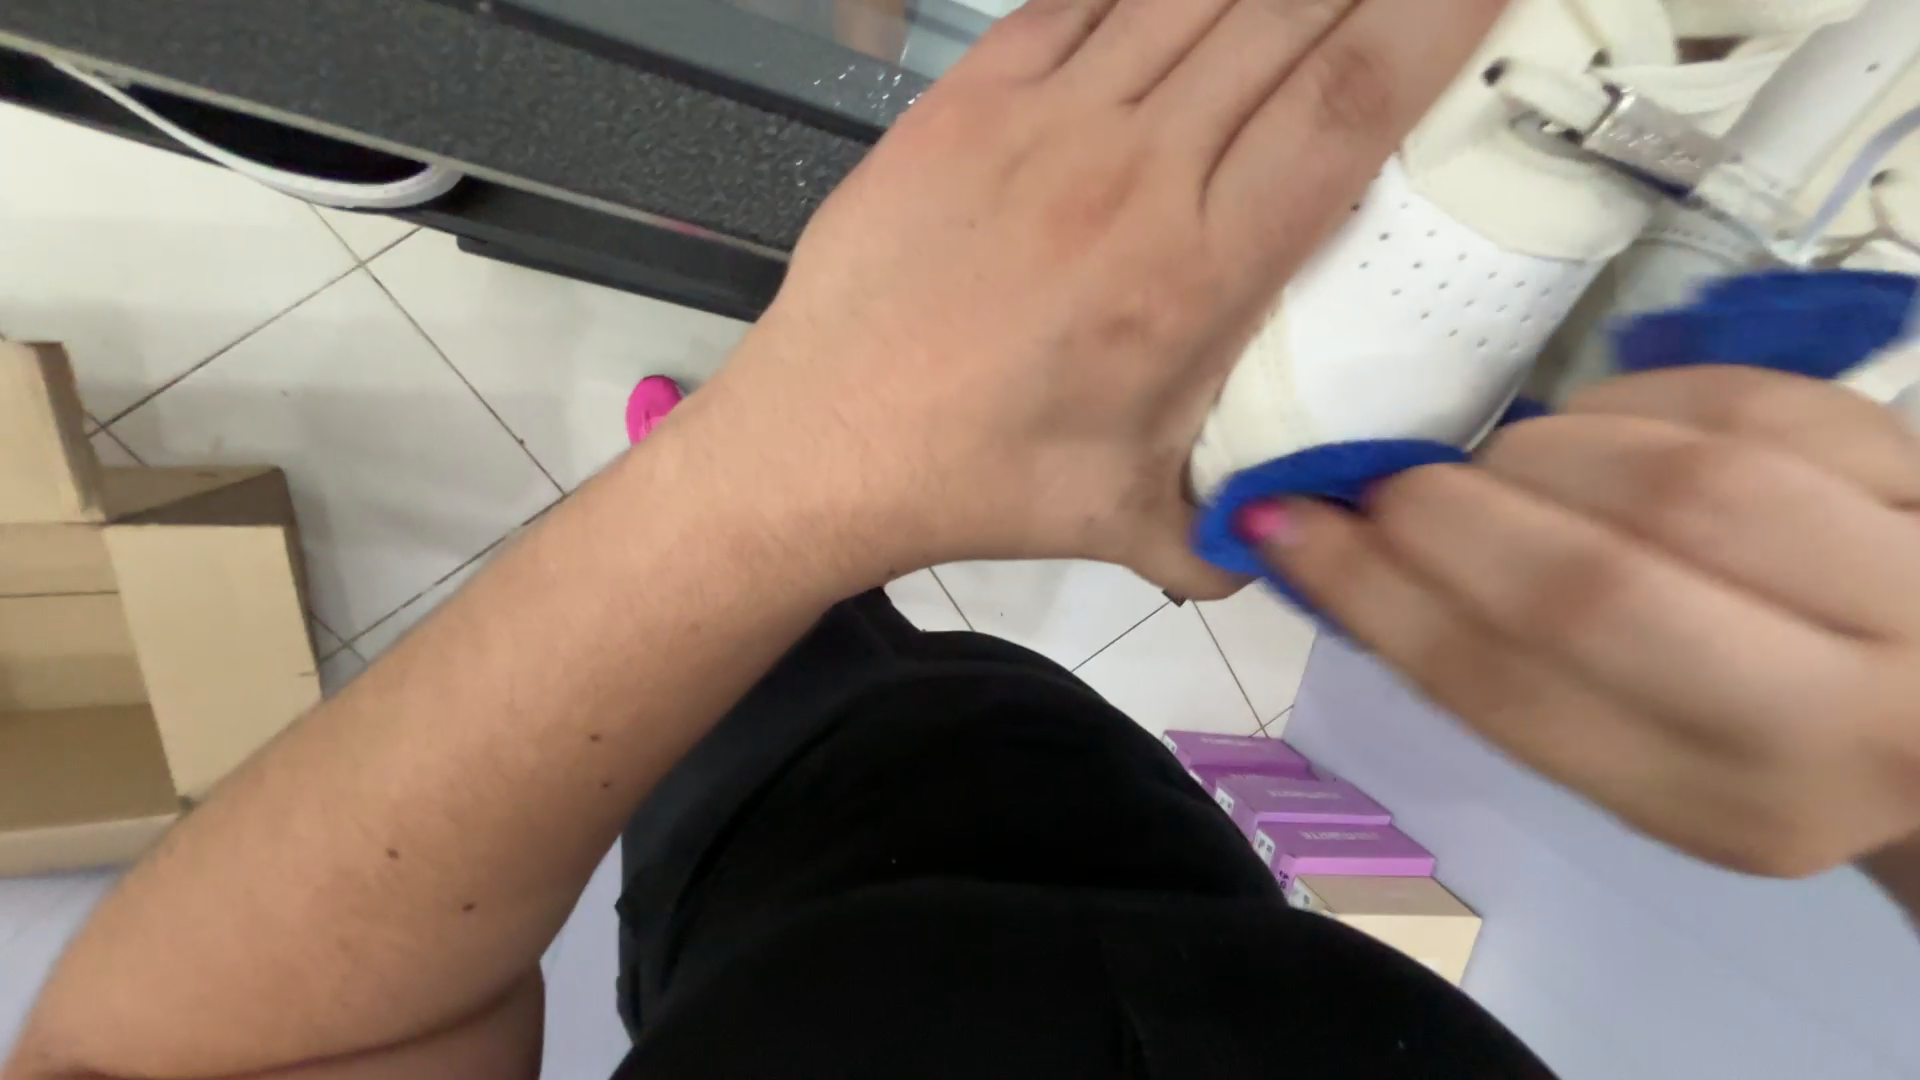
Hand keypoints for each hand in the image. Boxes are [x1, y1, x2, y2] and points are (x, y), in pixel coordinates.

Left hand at [681, 0, 1505, 597]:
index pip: (1345, 108)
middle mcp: (1131, 172)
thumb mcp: (1120, 525)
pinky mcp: (964, 103)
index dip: (1434, 17)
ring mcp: (1040, 123)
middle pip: (1286, 18)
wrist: (828, 441)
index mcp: (1189, 275)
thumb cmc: (976, 482)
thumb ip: (1217, 539)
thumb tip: (1278, 554)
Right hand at [1263, 366, 1919, 879]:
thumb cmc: (1727, 718)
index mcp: (1716, 803)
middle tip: (1395, 489)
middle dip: (1446, 517)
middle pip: (1589, 592)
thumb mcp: (1599, 730)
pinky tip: (1608, 432)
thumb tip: (1316, 539)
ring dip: (1541, 456)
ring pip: (1677, 485)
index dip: (1369, 590)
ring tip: (1512, 469)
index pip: (1499, 686)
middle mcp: (1849, 729)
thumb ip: (1470, 647)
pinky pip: (1755, 404)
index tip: (1281, 523)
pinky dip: (1634, 402)